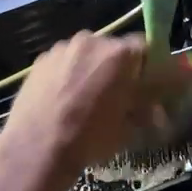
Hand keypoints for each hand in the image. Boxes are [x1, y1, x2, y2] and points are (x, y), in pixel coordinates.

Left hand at [0, 32, 149, 179]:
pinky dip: (69, 75)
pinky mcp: (40, 60)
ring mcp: (62, 48)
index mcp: (120, 54)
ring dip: (92, 70)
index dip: (150, 66)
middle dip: (119, 68)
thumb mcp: (129, 126)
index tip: (148, 85)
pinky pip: (64, 63)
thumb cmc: (89, 137)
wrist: (36, 149)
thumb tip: (156, 104)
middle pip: (114, 49)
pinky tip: (64, 100)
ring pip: (86, 55)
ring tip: (86, 100)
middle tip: (118, 95)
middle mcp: (91, 41)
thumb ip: (146, 105)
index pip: (146, 47)